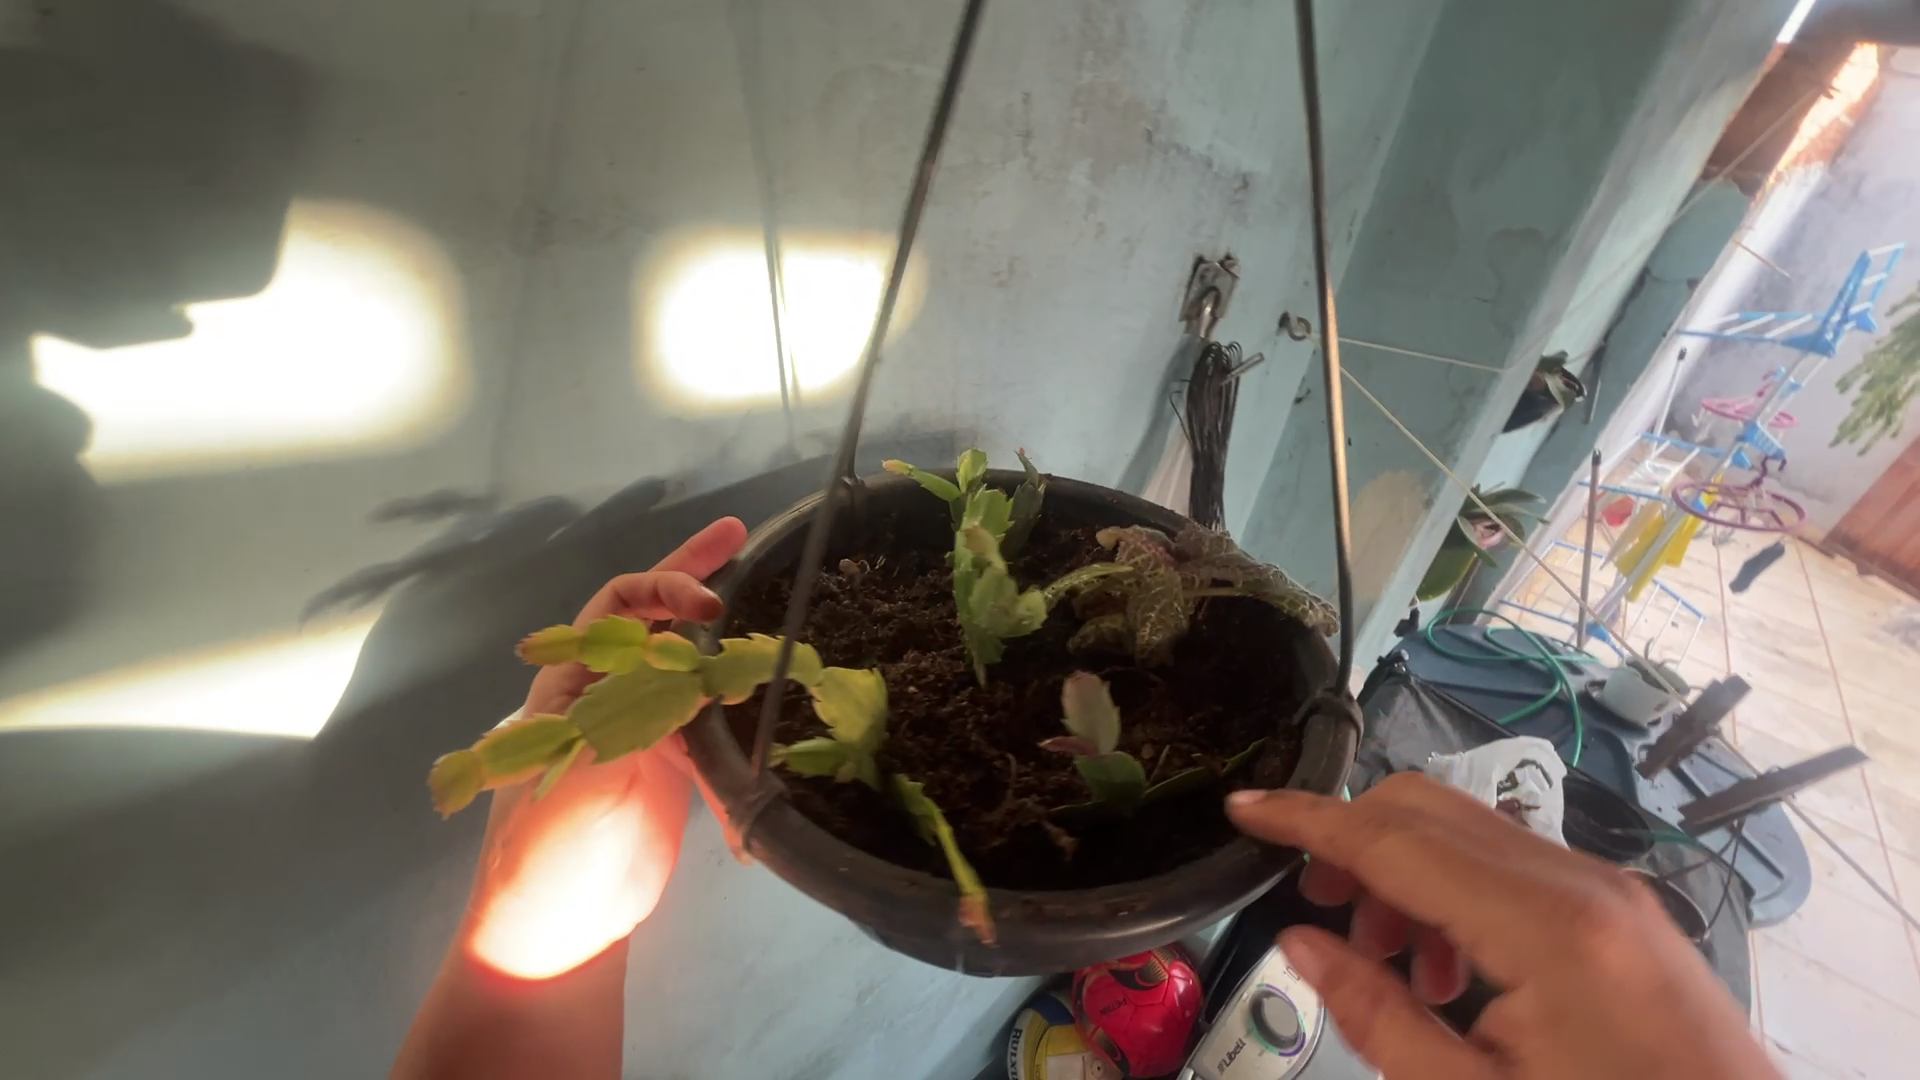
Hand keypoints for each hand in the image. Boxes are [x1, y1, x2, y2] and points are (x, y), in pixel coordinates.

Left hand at [464, 517, 748, 978]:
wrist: (562, 929)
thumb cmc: (548, 852)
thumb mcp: (583, 777)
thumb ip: (635, 718)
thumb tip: (699, 677)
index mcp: (574, 682)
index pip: (617, 607)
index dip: (663, 591)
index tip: (713, 602)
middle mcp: (612, 689)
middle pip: (658, 617)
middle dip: (694, 574)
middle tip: (741, 535)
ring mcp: (649, 721)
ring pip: (692, 658)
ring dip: (727, 629)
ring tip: (770, 599)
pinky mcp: (679, 756)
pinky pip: (715, 712)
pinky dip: (742, 698)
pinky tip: (771, 686)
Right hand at [1225, 774, 1778, 1079]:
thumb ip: (1376, 1015)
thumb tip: (1299, 938)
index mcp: (1546, 928)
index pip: (1391, 838)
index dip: (1304, 817)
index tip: (1241, 807)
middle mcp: (1578, 882)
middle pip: (1422, 807)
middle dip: (1347, 837)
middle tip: (1313, 902)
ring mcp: (1605, 889)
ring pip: (1457, 827)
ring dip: (1395, 865)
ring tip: (1379, 950)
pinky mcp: (1617, 909)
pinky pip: (1500, 862)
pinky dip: (1443, 887)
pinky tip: (1442, 966)